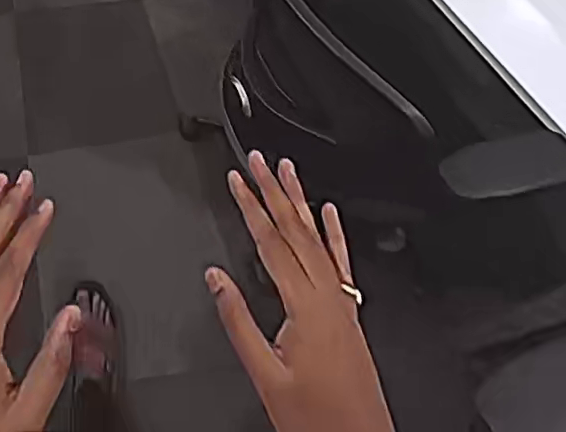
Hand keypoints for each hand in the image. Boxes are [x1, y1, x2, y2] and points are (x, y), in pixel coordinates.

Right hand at [207, 153, 394, 431]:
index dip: (251, 205)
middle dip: (273, 189)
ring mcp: (342, 299)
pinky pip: (342, 260)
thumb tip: (215, 277)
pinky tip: (329, 211)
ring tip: (288, 170)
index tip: (237, 179)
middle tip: (258, 160)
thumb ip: (238, 320)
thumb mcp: (265, 375)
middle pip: (295, 227)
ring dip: (300, 199)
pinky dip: (334, 232)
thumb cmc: (315, 417)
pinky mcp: (350, 309)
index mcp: (304, 304)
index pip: (271, 240)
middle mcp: (326, 293)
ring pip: (317, 235)